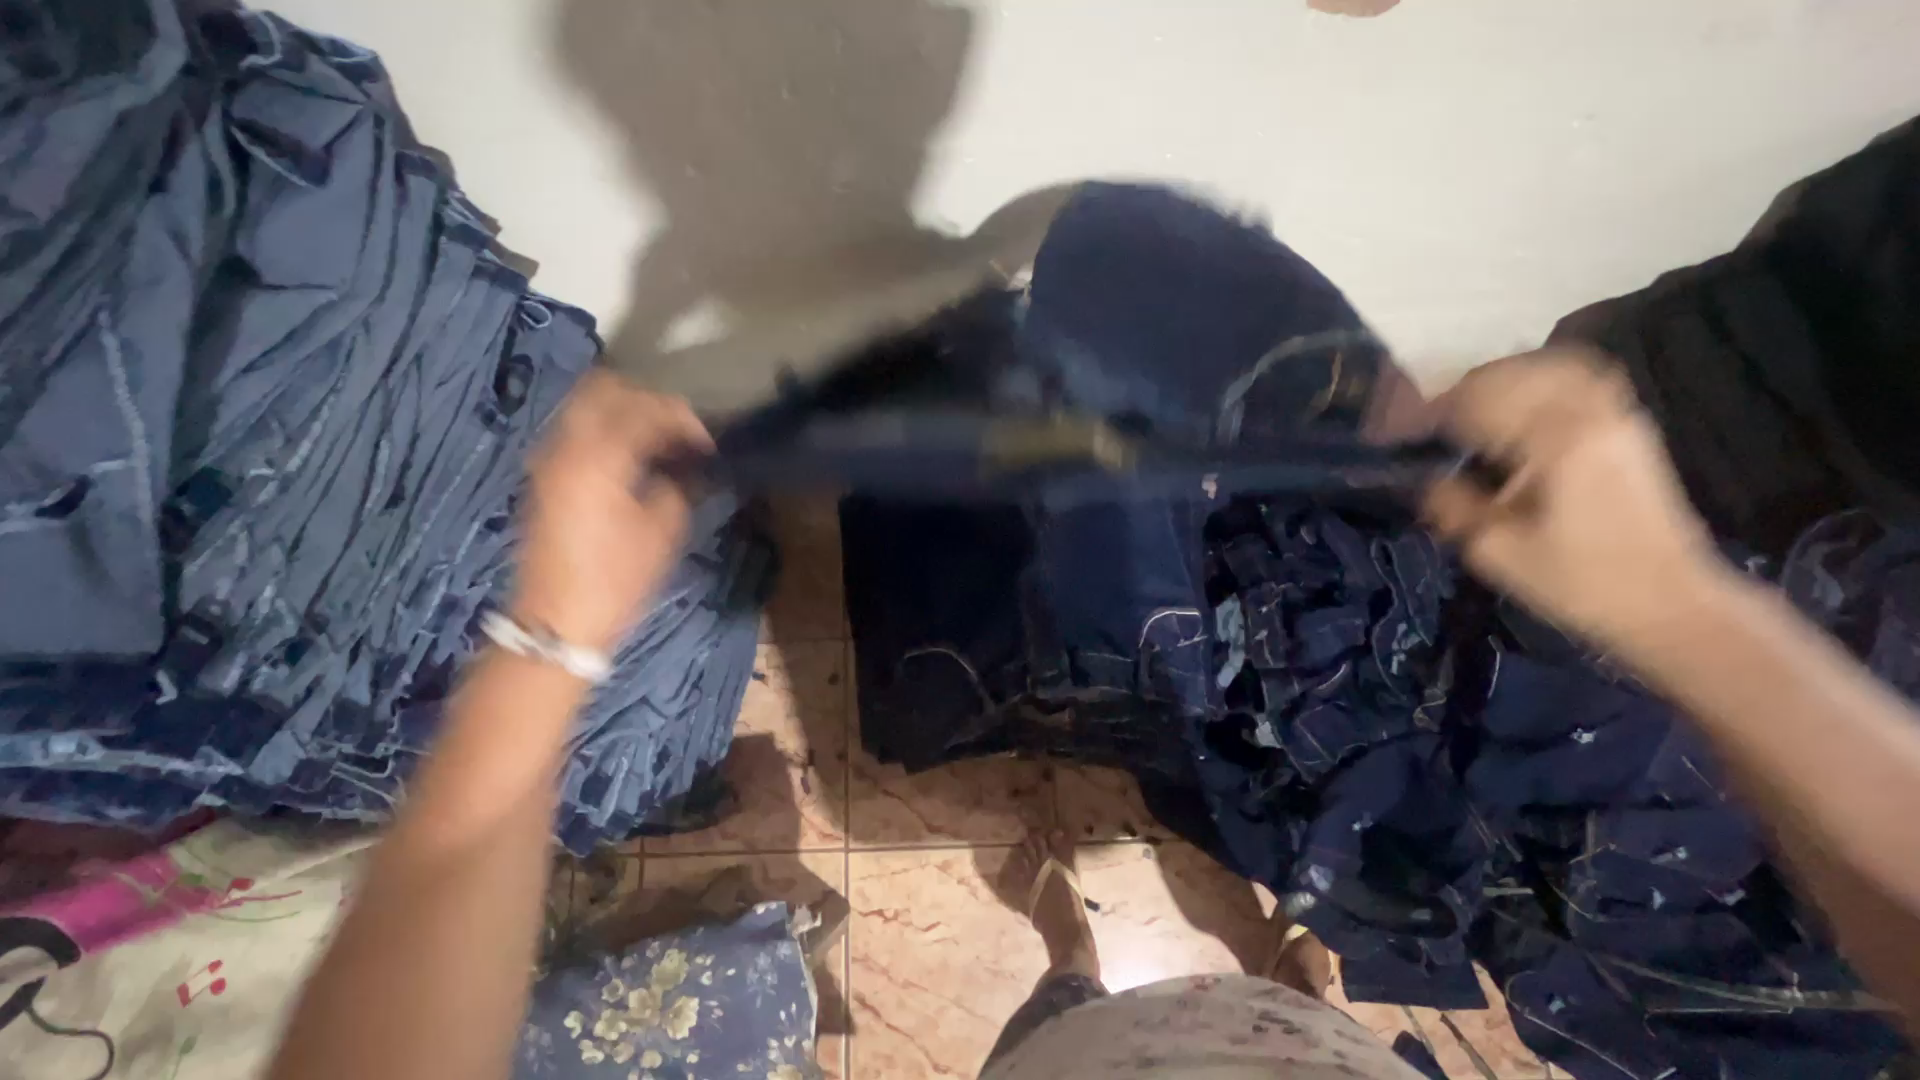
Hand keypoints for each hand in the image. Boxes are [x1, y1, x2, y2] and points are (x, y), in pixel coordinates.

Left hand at [511, 370, 710, 653]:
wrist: (556, 621)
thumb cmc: (616, 579)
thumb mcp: (663, 531)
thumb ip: (681, 484)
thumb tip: (696, 463)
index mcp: (598, 456)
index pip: (646, 408)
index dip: (684, 418)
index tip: (710, 441)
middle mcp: (566, 446)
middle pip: (605, 389)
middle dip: (648, 402)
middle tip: (680, 430)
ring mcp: (548, 459)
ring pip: (587, 407)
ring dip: (626, 413)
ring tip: (661, 443)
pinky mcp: (544, 476)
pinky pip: (578, 432)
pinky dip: (608, 431)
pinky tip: (636, 460)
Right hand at [1423, 347, 1730, 648]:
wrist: (1671, 603)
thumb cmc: (1580, 582)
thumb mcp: (1497, 552)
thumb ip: (1453, 506)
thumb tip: (1423, 478)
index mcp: (1556, 442)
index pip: (1477, 403)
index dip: (1431, 413)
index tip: (1400, 432)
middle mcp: (1590, 415)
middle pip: (1512, 374)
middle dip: (1461, 391)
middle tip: (1427, 420)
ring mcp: (1615, 416)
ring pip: (1547, 368)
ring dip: (1500, 380)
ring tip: (1467, 407)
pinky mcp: (1627, 427)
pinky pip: (1577, 380)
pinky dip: (1539, 381)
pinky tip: (1518, 404)